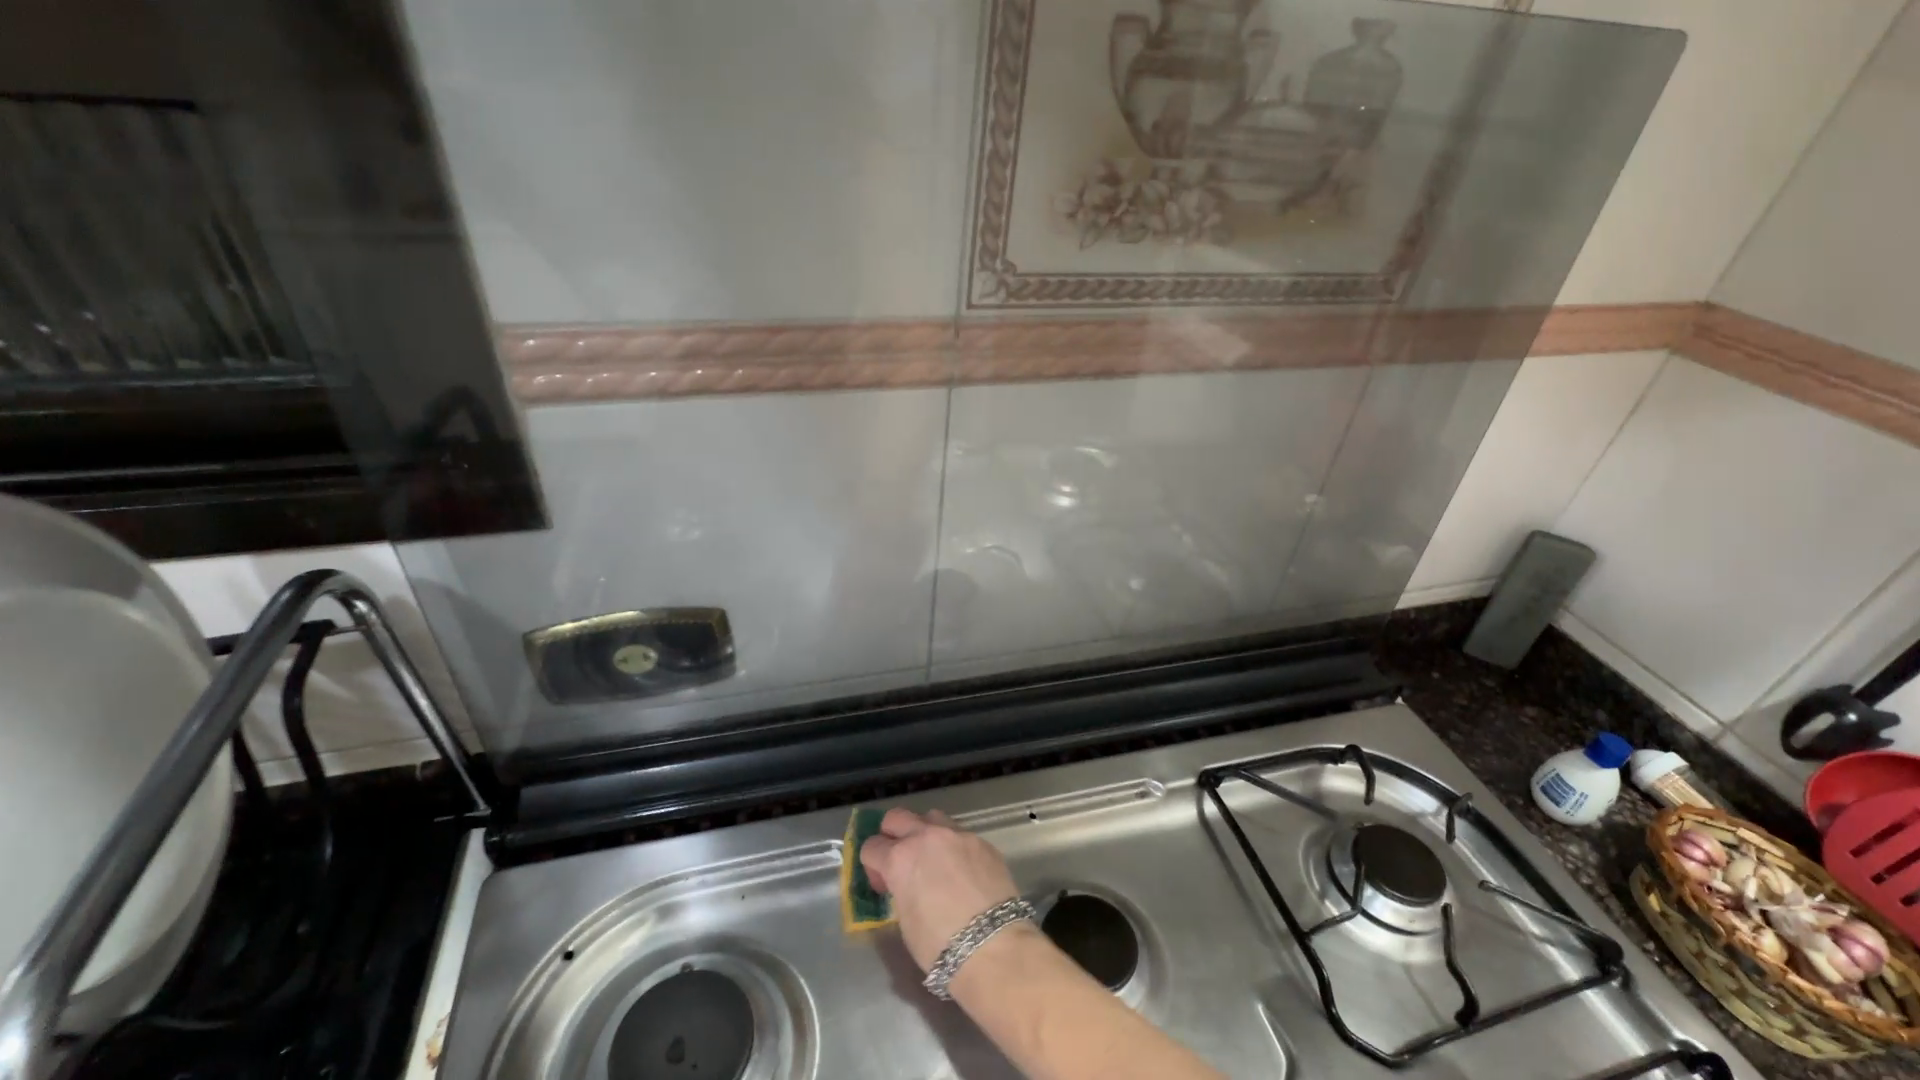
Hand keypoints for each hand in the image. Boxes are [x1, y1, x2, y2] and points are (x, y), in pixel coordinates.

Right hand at [858, 808, 1019, 972]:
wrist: (993, 947)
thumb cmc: (939, 944)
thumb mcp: (905, 918)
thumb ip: (900, 888)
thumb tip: (905, 885)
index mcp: (900, 858)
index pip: (871, 847)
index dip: (873, 866)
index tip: (884, 884)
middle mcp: (926, 837)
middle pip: (896, 818)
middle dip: (892, 836)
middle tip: (901, 862)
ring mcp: (957, 835)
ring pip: (931, 818)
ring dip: (925, 833)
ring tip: (934, 860)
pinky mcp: (982, 842)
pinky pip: (960, 834)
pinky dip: (953, 846)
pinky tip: (961, 870)